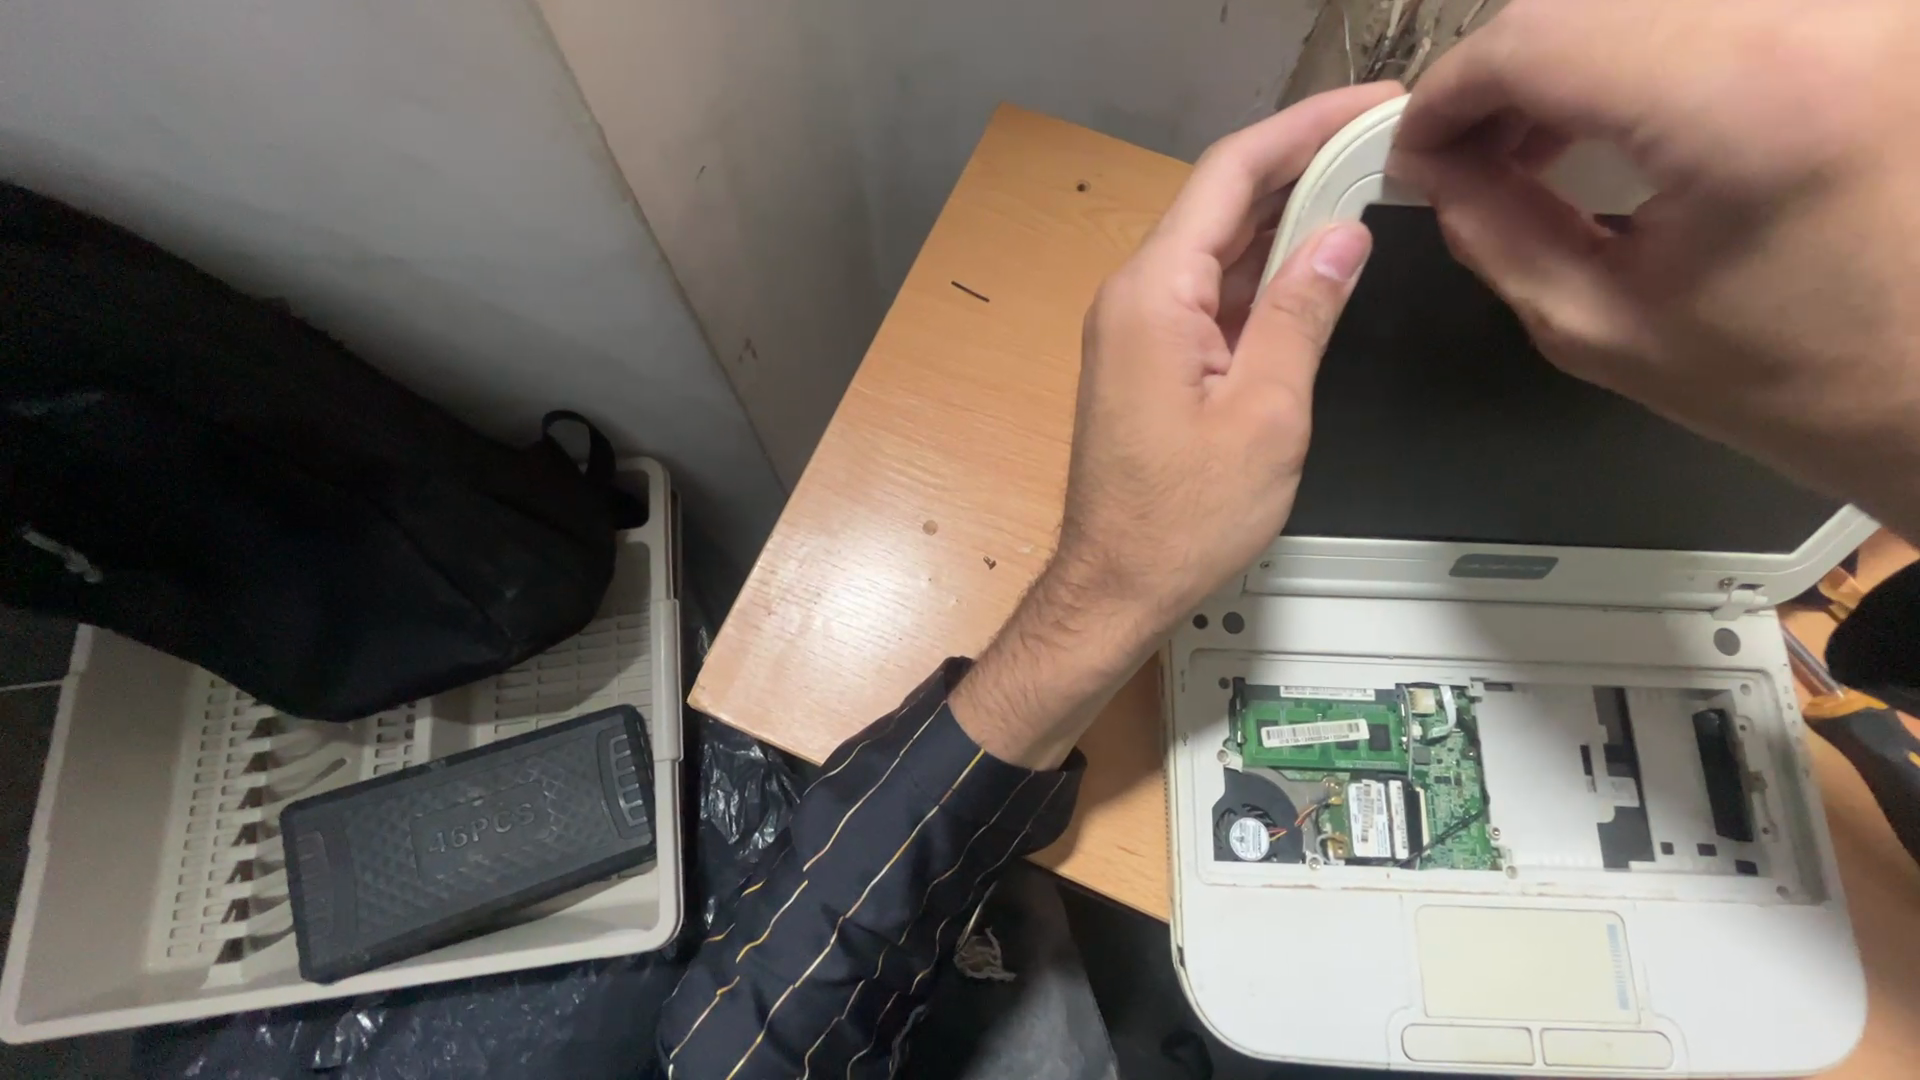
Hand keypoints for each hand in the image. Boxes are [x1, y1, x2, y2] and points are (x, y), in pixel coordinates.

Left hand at [951, 83, 1401, 767]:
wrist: (1116, 582)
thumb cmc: (1186, 517)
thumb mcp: (1266, 413)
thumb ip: (1302, 313)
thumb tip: (1342, 234)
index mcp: (1153, 295)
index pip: (1229, 174)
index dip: (1304, 128)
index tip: (1377, 105)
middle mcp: (1131, 299)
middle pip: (1218, 206)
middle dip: (1301, 168)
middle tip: (1389, 144)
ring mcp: (1132, 332)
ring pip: (1214, 252)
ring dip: (1283, 220)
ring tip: (1367, 188)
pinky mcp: (1142, 363)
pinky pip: (1204, 299)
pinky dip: (1257, 278)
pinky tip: (1309, 265)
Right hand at [1394, 0, 1919, 539]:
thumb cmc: (1777, 371)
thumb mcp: (1590, 320)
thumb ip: (1491, 230)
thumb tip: (1429, 168)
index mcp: (1747, 102)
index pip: (1538, 37)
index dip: (1445, 92)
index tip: (1411, 154)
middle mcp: (1824, 11)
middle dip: (1492, 73)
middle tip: (1458, 153)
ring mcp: (1859, 3)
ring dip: (1555, 58)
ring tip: (1523, 142)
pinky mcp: (1863, 14)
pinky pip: (1697, 9)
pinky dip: (1622, 49)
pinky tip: (1600, 111)